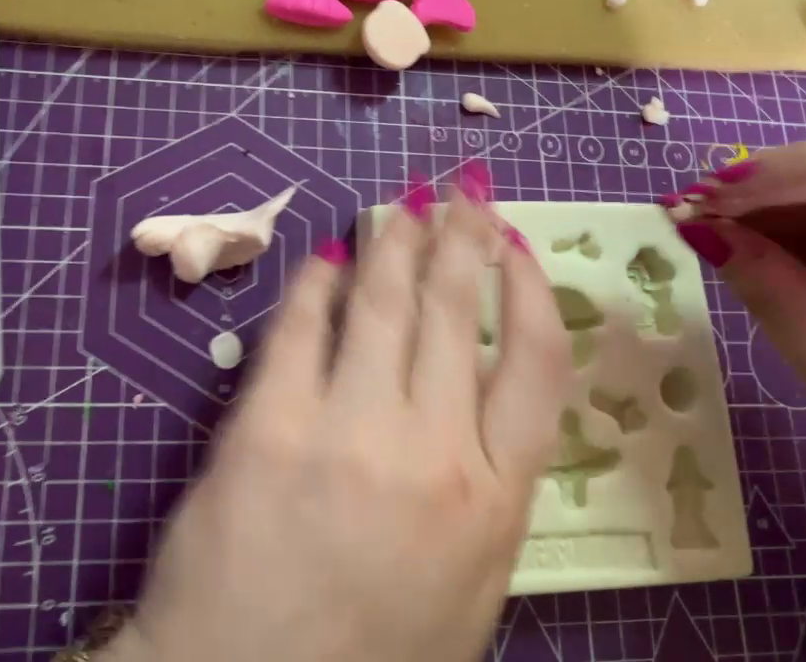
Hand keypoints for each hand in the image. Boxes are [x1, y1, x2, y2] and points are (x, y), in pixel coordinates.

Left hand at [103, 172, 572, 661]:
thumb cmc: (370, 656)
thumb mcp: (465, 588)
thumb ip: (479, 491)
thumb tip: (469, 394)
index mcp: (497, 501)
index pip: (537, 362)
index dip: (531, 291)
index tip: (518, 247)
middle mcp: (433, 450)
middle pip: (454, 313)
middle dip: (460, 237)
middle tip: (461, 190)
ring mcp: (348, 431)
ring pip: (381, 305)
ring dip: (393, 243)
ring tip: (403, 204)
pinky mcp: (269, 424)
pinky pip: (299, 330)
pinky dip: (314, 285)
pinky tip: (323, 259)